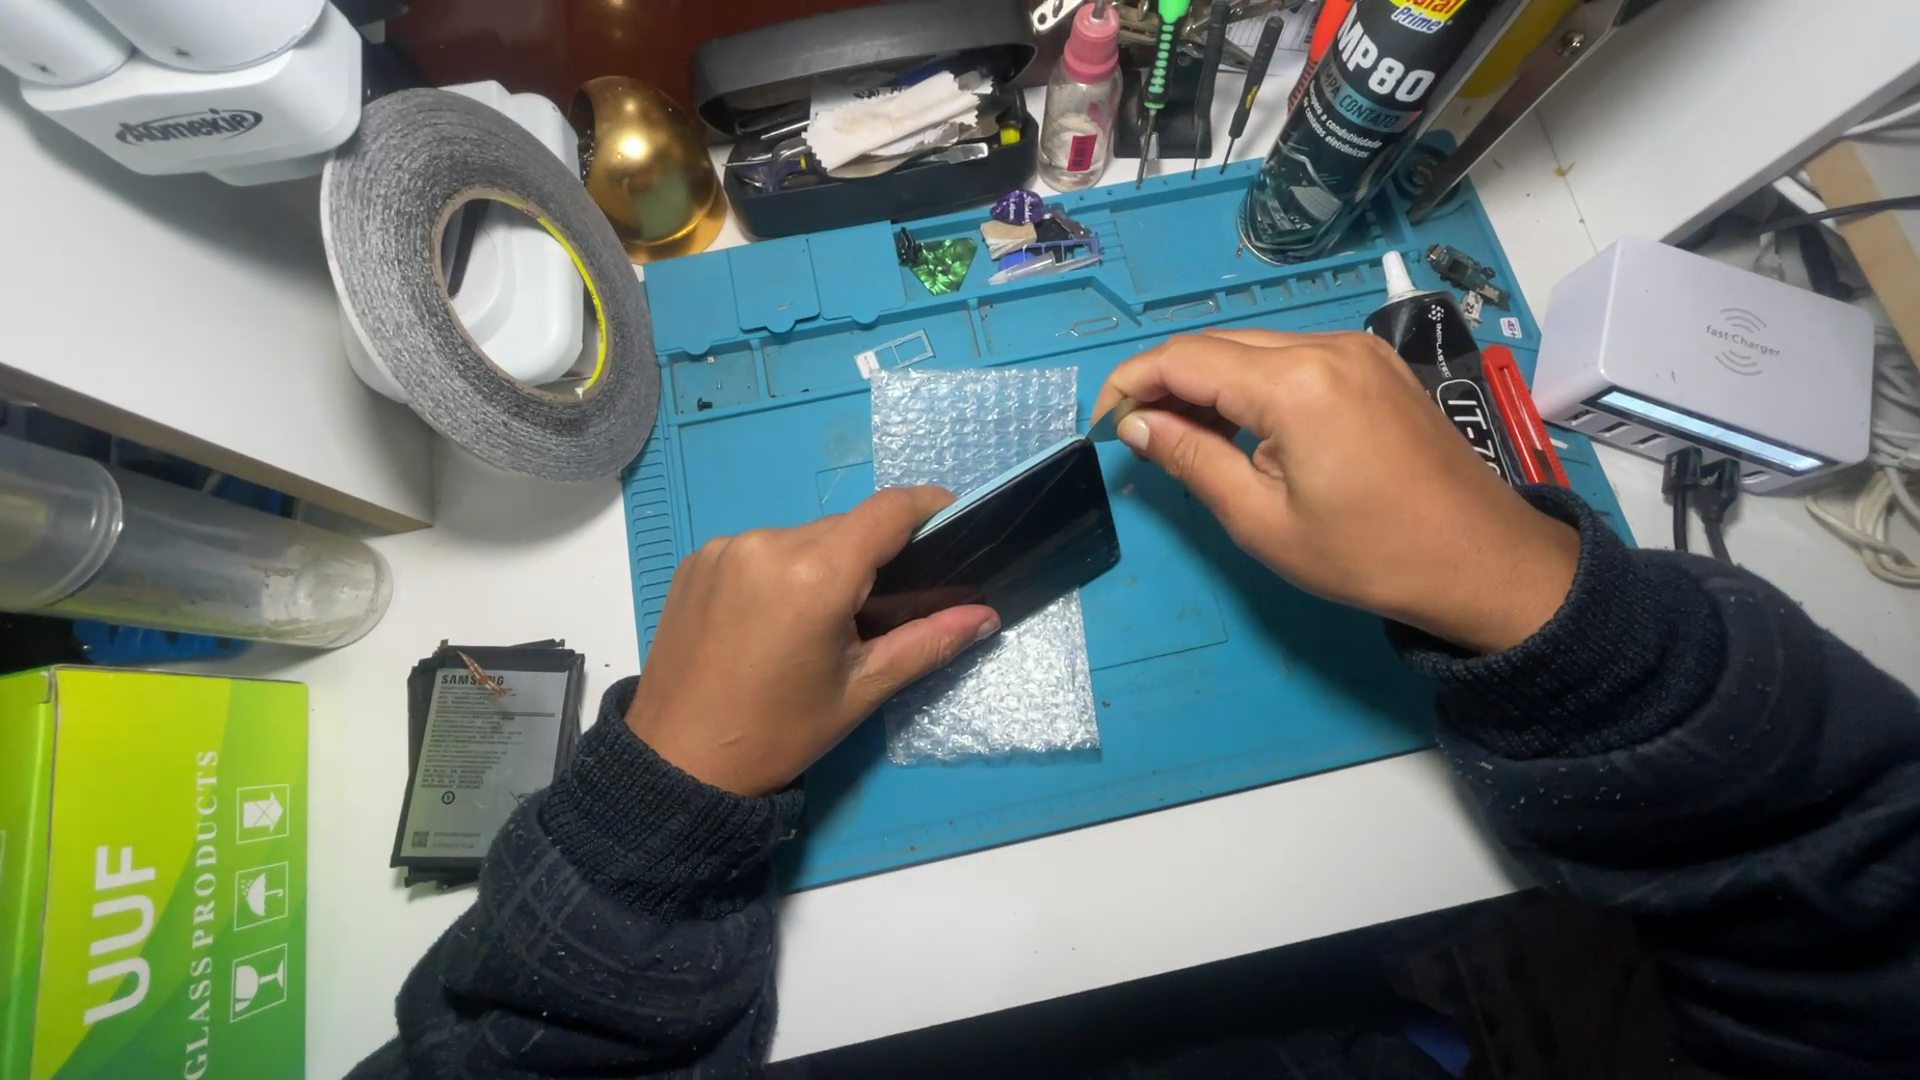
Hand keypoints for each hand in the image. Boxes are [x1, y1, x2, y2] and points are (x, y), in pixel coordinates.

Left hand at [627, 487, 998, 795]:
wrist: (676, 763)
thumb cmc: (777, 733)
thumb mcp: (861, 690)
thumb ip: (929, 643)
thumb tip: (986, 616)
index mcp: (814, 575)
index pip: (887, 511)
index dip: (927, 505)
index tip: (950, 518)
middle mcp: (767, 543)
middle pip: (846, 526)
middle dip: (875, 552)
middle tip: (883, 603)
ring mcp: (725, 547)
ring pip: (804, 536)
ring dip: (827, 561)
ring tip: (825, 618)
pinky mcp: (698, 559)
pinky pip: (763, 547)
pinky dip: (785, 567)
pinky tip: (777, 614)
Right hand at [1095, 329, 1578, 652]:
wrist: (1480, 561)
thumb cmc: (1364, 554)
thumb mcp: (1259, 519)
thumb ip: (1190, 459)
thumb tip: (1134, 425)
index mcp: (1293, 383)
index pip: (1182, 359)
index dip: (1129, 384)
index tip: (1102, 424)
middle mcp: (1324, 345)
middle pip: (1213, 345)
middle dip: (1161, 382)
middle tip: (1133, 434)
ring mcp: (1353, 349)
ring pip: (1249, 348)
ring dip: (1202, 382)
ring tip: (1176, 433)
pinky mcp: (1370, 364)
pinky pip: (1286, 358)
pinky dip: (1244, 384)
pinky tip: (1232, 422)